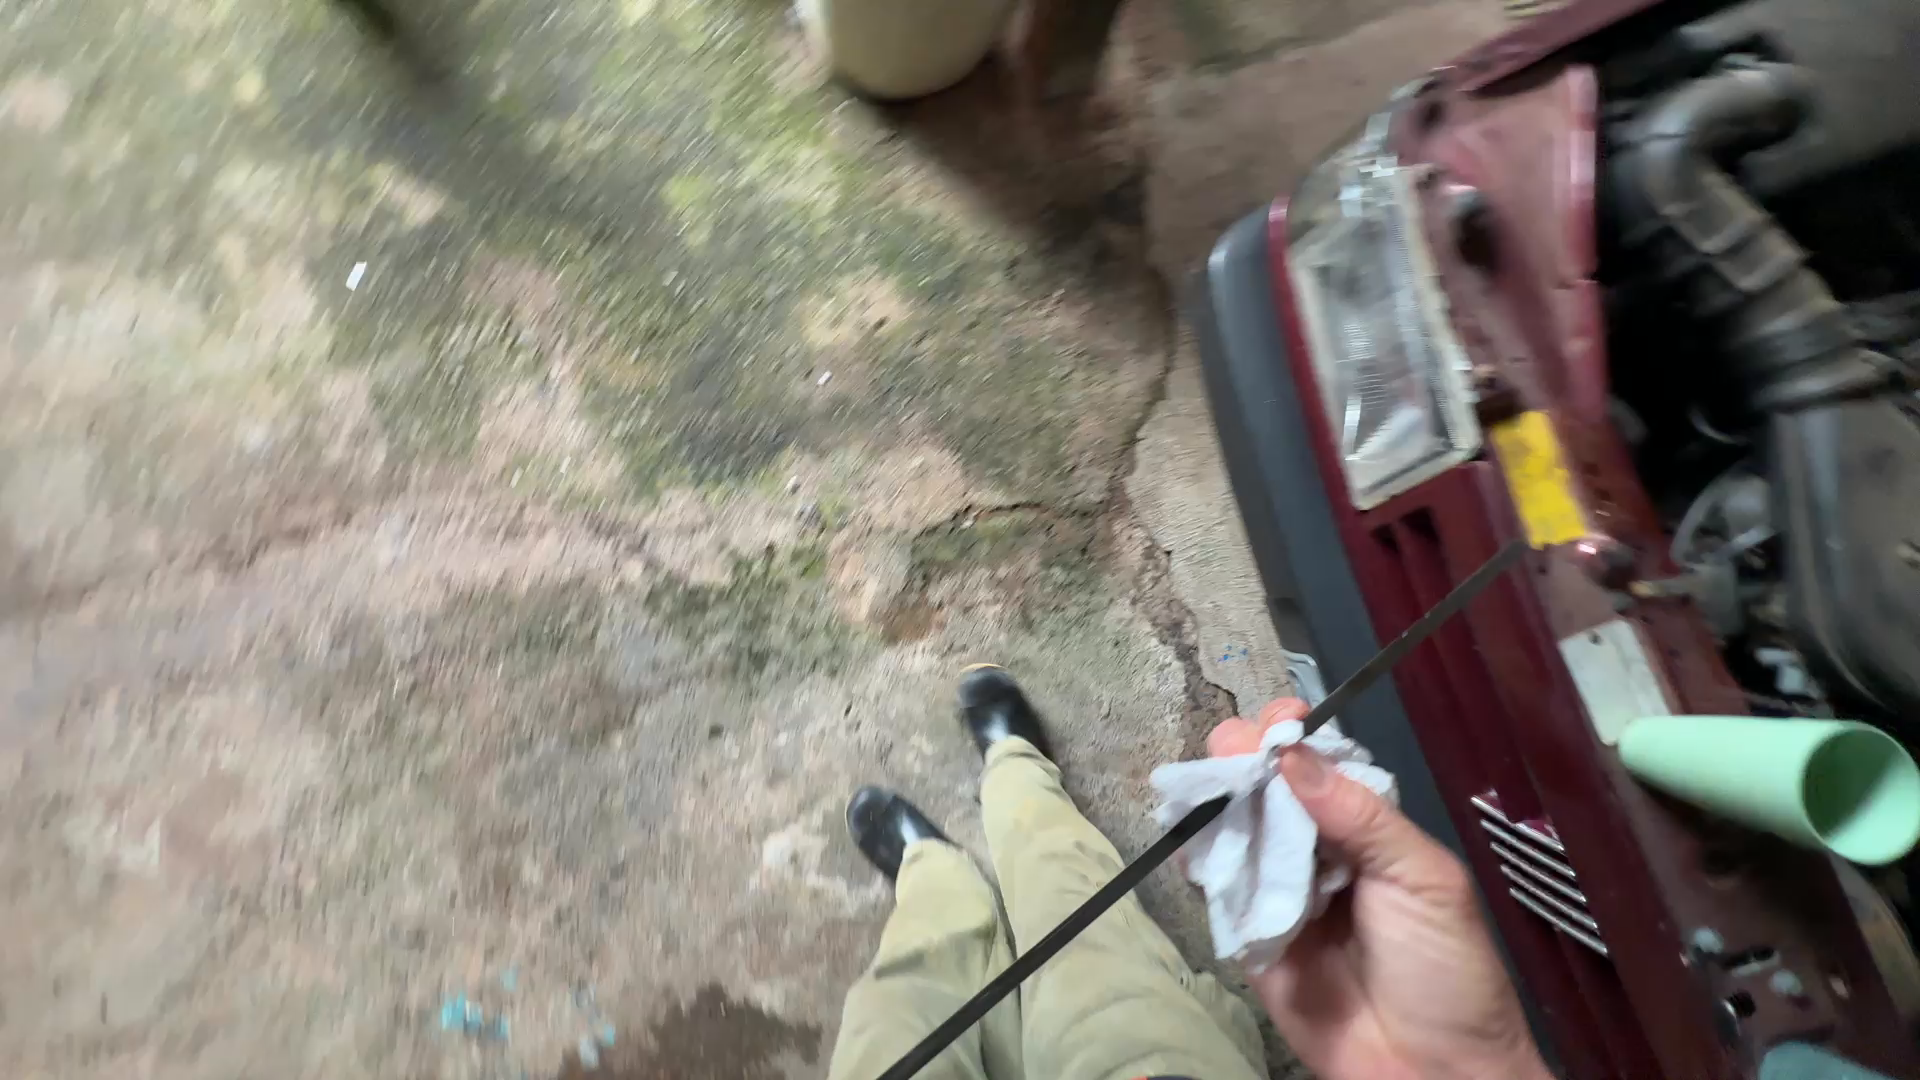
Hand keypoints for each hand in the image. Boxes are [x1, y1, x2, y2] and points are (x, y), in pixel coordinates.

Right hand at [1208, 700, 1550, 1079]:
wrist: (1422, 1074)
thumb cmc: (1442, 969)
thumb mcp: (1423, 880)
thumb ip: (1360, 815)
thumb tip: (1289, 755)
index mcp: (1355, 818)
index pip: (1312, 757)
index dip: (1288, 732)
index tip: (1275, 725)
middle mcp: (1307, 836)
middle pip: (1259, 776)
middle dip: (1238, 753)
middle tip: (1228, 755)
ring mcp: (1270, 874)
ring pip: (1228, 814)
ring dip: (1210, 793)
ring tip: (1200, 788)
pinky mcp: (1241, 915)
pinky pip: (1209, 871)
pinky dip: (1194, 849)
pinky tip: (1187, 835)